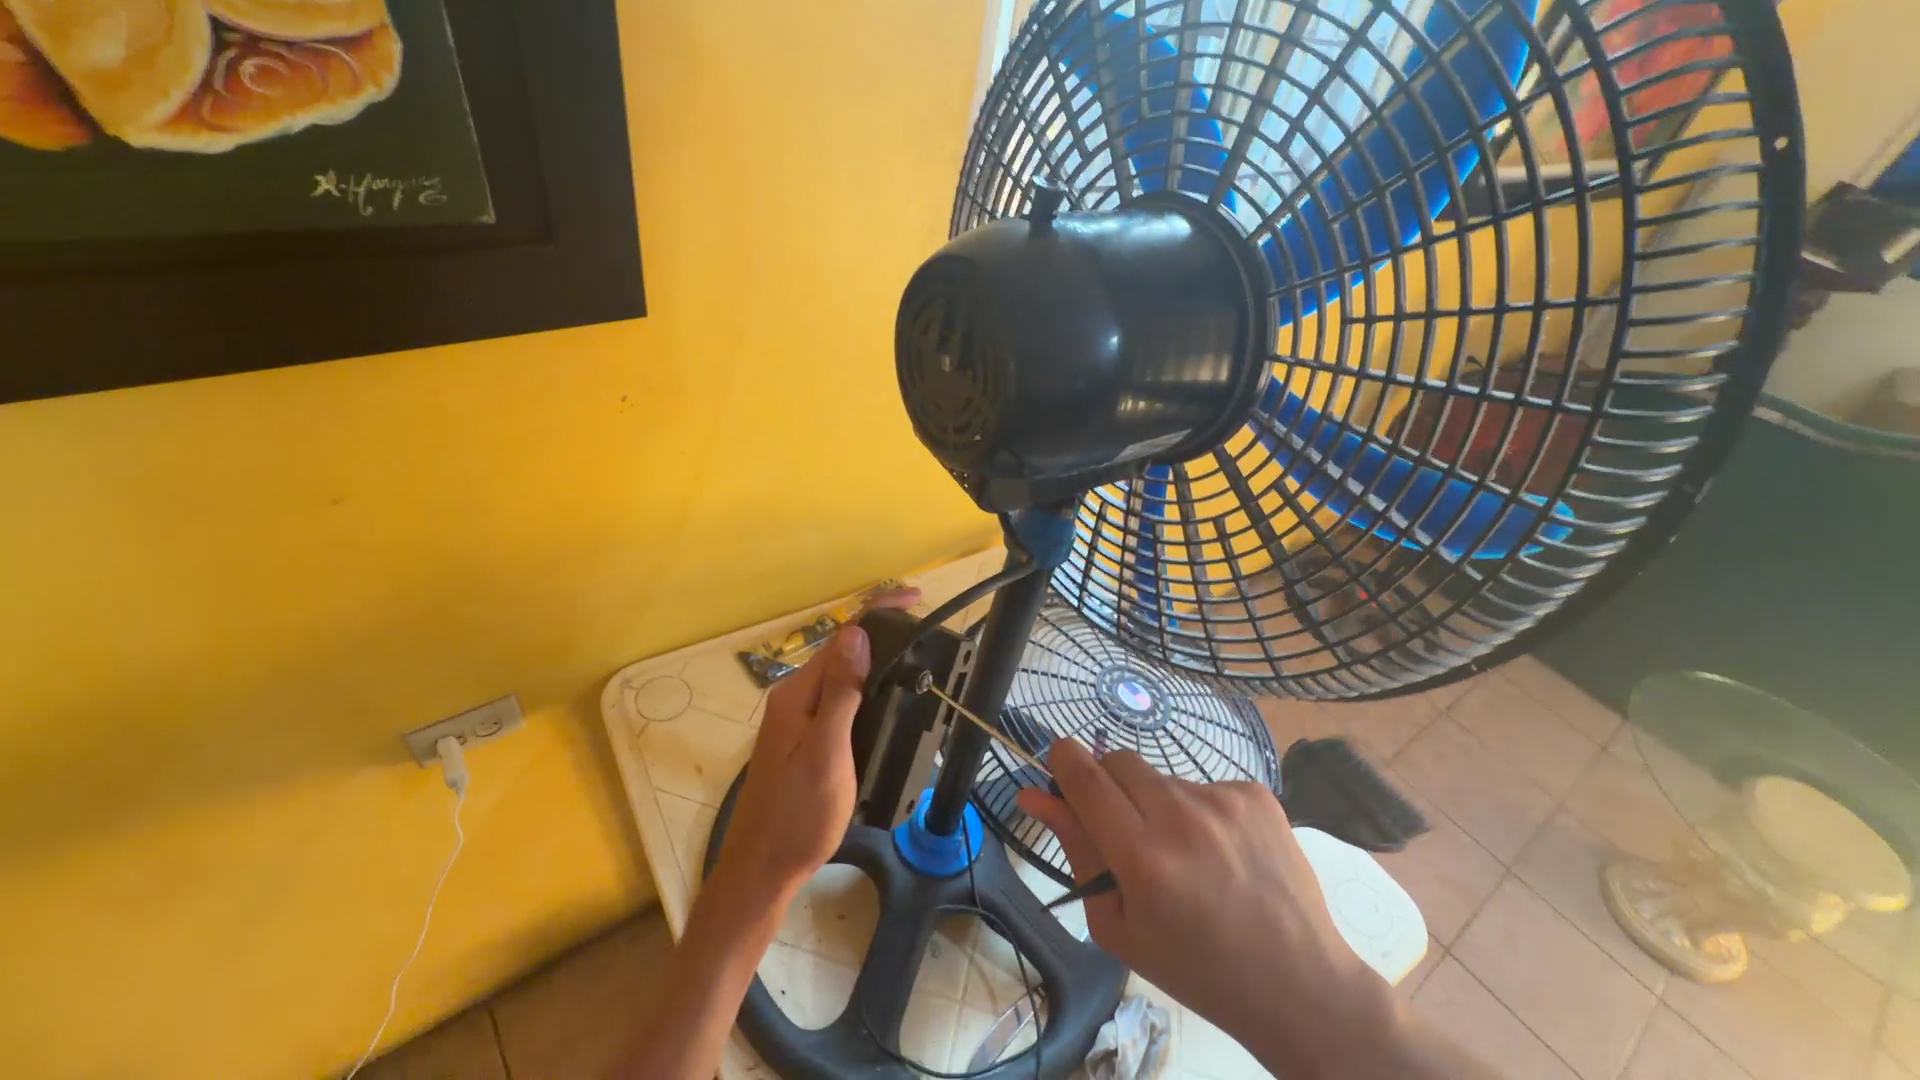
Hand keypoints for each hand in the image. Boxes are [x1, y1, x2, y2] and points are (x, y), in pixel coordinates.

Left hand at [711, 587, 920, 900]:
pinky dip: (865, 692)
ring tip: (914, 664)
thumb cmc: (800, 815)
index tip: (916, 600)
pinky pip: (837, 701)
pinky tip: (885, 704)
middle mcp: (794, 699)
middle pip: (841, 652)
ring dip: (874, 663)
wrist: (764, 868)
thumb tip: (857, 634)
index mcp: (798, 695)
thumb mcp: (828, 752)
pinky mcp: (803, 741)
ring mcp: (796, 721)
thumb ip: (841, 693)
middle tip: (925, 635)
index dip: (879, 612)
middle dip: (880, 635)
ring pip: (840, 677)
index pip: (842, 637)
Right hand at [1017, 741, 1397, 1077]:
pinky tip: (1218, 853)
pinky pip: (1203, 786)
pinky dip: (1198, 811)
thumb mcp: (1116, 924)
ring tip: (1184, 858)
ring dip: (1156, 804)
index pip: (1086, 778)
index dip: (1062, 760)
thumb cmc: (1193, 967)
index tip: (1057, 761)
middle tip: (1121, 829)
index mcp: (1143, 858)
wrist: (1296, 983)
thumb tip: (1035, 794)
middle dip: (1107, 783)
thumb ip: (1076, 851)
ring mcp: (1226, 800)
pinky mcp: (1257, 795)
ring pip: (1163, 778)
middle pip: (1120, 761)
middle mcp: (1184, 817)